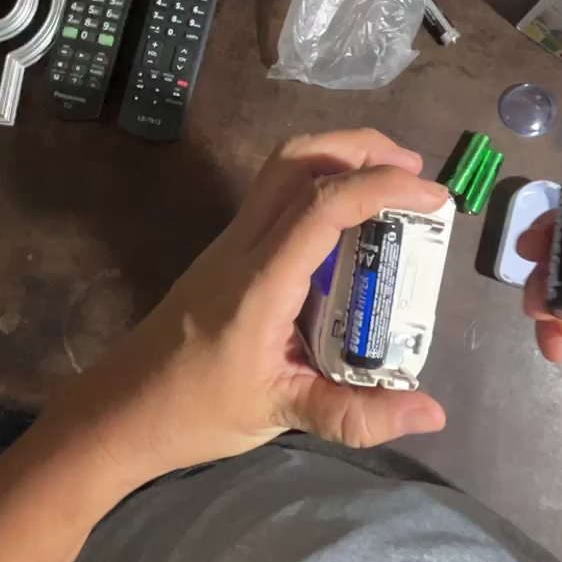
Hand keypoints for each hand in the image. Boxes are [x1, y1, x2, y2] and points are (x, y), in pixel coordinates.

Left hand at [48, 129, 451, 480]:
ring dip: (337, 158)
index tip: (435, 198)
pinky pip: (274, 195)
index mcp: (260, 279)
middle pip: (296, 159)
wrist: (125, 405)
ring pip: (281, 169)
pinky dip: (318, 185)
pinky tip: (347, 228)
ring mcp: (230, 242)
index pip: (323, 205)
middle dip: (360, 146)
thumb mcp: (282, 414)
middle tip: (413, 171)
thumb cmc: (196, 410)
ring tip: (388, 186)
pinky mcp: (226, 251)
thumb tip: (433, 413)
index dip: (383, 186)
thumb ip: (357, 415)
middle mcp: (243, 244)